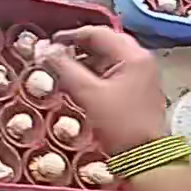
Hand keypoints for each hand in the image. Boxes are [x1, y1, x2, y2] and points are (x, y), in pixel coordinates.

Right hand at [39, 27, 166, 152]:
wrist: (145, 156)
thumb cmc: (119, 124)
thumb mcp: (88, 94)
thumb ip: (65, 68)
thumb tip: (45, 50)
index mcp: (133, 55)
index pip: (98, 33)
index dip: (70, 36)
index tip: (50, 43)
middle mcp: (141, 59)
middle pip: (105, 42)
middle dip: (79, 47)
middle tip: (57, 54)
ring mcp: (142, 74)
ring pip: (110, 57)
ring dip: (87, 60)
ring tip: (64, 69)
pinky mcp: (139, 88)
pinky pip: (115, 71)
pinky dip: (96, 72)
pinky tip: (81, 82)